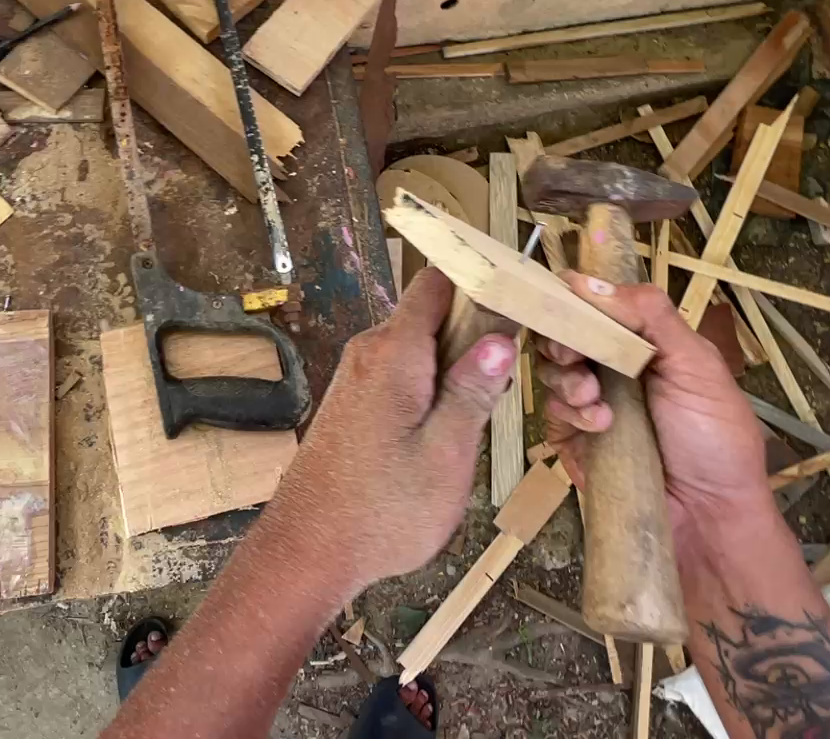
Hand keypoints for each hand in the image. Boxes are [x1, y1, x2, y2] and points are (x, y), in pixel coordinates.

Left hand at [255, 269, 516, 592]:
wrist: (309, 548)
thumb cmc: (384, 508)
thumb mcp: (446, 453)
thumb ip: (472, 390)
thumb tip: (501, 335)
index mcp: (394, 350)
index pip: (438, 282)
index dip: (480, 281)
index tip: (520, 303)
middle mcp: (370, 349)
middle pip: (431, 314)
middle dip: (473, 334)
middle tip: (510, 376)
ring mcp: (357, 373)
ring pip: (419, 346)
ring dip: (453, 366)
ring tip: (481, 410)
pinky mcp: (354, 398)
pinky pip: (402, 370)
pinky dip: (429, 384)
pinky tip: (445, 427)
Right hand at [536, 276, 768, 538]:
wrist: (709, 517)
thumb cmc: (715, 437)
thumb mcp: (696, 366)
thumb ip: (649, 316)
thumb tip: (586, 280)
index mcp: (642, 341)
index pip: (597, 304)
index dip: (575, 299)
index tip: (564, 299)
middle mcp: (610, 365)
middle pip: (564, 331)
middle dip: (564, 339)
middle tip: (575, 355)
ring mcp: (588, 400)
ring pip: (550, 368)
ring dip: (568, 378)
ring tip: (594, 400)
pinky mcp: (570, 434)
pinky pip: (551, 409)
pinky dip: (571, 413)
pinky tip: (599, 427)